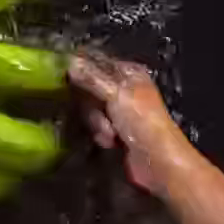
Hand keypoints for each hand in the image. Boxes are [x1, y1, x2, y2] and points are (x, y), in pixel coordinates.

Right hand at [69, 52, 195, 195]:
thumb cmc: (141, 121)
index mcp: (128, 72)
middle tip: (103, 115)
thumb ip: (91, 78)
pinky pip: (96, 127)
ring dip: (98, 124)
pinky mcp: (116, 131)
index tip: (65, 79)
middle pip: (89, 89)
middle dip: (92, 106)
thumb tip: (69, 62)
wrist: (157, 162)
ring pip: (90, 110)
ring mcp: (120, 110)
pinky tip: (112, 143)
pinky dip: (101, 135)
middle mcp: (123, 87)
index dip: (81, 72)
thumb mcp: (116, 94)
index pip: (96, 63)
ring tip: (112, 134)